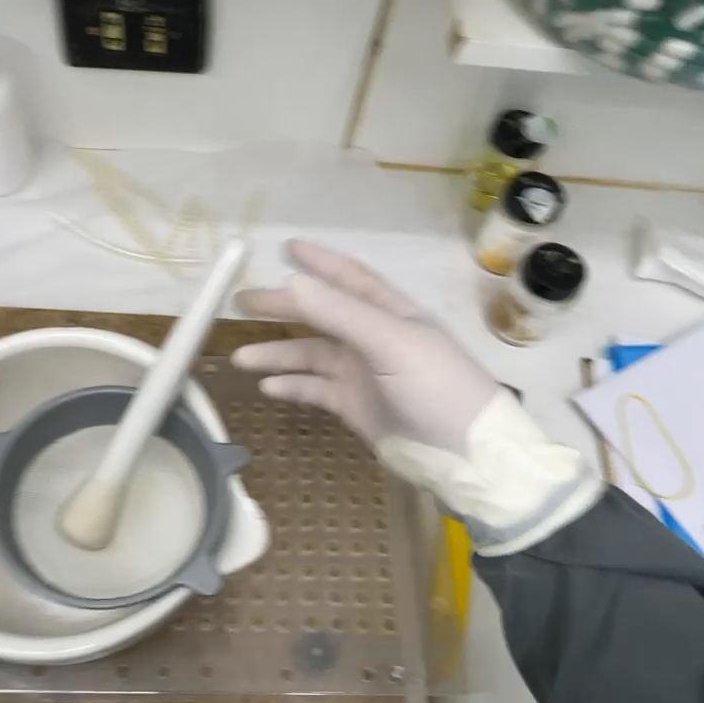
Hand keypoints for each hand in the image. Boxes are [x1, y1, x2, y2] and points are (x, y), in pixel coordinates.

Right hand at [231, 240, 498, 454]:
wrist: (463, 454)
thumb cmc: (437, 388)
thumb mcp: (392, 344)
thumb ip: (342, 314)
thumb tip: (292, 281)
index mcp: (390, 314)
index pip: (349, 278)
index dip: (319, 262)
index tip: (285, 248)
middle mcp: (373, 338)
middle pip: (321, 314)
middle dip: (283, 307)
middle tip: (241, 303)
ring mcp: (363, 373)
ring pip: (311, 355)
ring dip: (278, 354)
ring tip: (240, 357)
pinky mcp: (355, 406)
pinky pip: (315, 389)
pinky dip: (292, 386)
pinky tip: (267, 387)